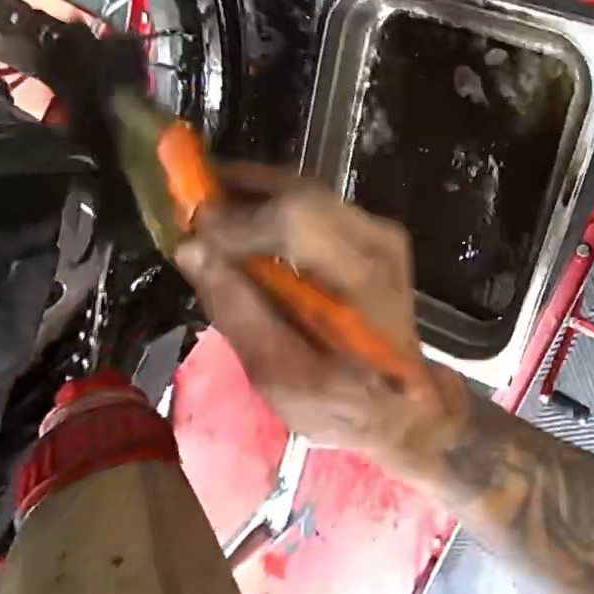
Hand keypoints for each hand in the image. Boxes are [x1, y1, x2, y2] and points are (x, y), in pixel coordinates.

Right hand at [171, 166, 461, 456]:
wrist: (403, 397)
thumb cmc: (342, 402)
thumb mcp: (279, 376)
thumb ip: (237, 310)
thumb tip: (192, 248)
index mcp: (364, 285)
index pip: (298, 221)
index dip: (237, 219)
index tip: (190, 231)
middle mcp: (379, 245)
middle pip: (300, 195)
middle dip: (239, 197)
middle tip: (190, 216)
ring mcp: (380, 233)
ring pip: (305, 191)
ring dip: (253, 198)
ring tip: (210, 223)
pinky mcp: (373, 231)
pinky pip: (313, 203)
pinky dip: (273, 208)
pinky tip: (244, 229)